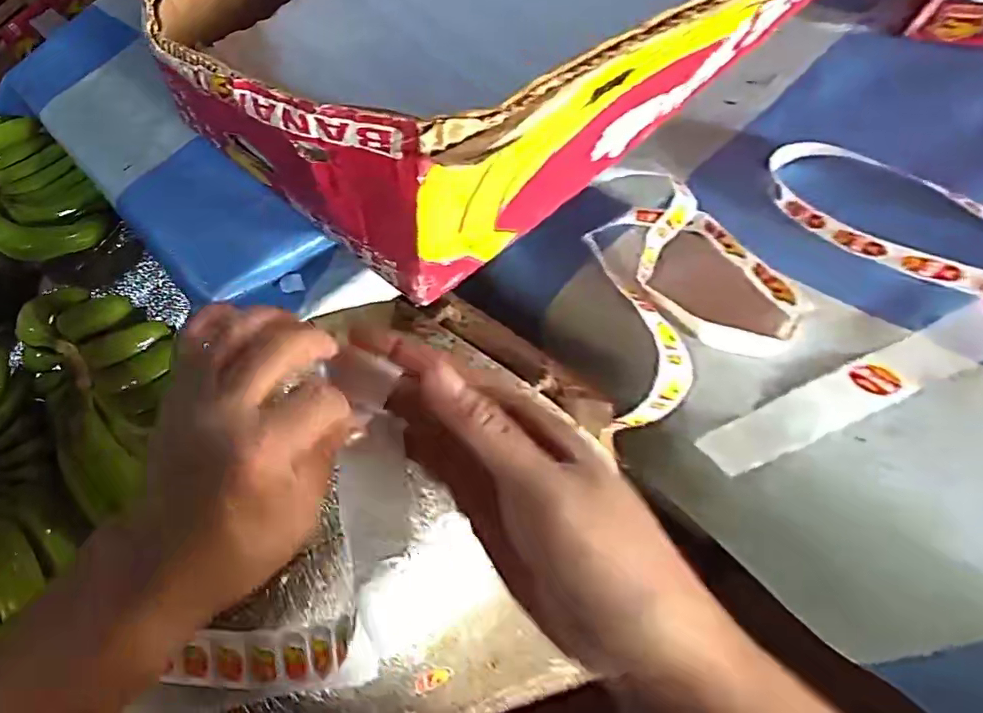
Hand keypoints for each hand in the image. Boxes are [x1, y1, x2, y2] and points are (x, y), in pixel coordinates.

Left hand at [127, 306, 359, 625]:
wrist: (167, 553)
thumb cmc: (241, 546)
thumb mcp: (300, 515)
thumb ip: (324, 454)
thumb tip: (348, 413)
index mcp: (263, 449)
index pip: (318, 400)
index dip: (340, 403)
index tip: (342, 412)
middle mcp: (228, 408)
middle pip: (279, 346)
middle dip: (313, 339)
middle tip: (328, 348)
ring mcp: (196, 392)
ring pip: (236, 328)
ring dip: (272, 318)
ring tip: (293, 326)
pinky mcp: (176, 387)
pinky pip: (195, 333)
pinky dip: (220, 316)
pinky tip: (244, 319)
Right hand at [368, 330, 757, 692]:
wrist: (648, 647)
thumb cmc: (605, 556)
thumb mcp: (541, 486)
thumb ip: (482, 428)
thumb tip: (431, 369)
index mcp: (524, 418)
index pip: (453, 374)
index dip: (403, 352)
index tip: (354, 336)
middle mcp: (502, 436)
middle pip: (437, 396)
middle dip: (389, 376)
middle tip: (334, 365)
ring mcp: (491, 473)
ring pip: (432, 428)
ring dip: (393, 408)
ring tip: (344, 394)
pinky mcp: (482, 507)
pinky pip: (437, 466)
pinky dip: (408, 448)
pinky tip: (379, 439)